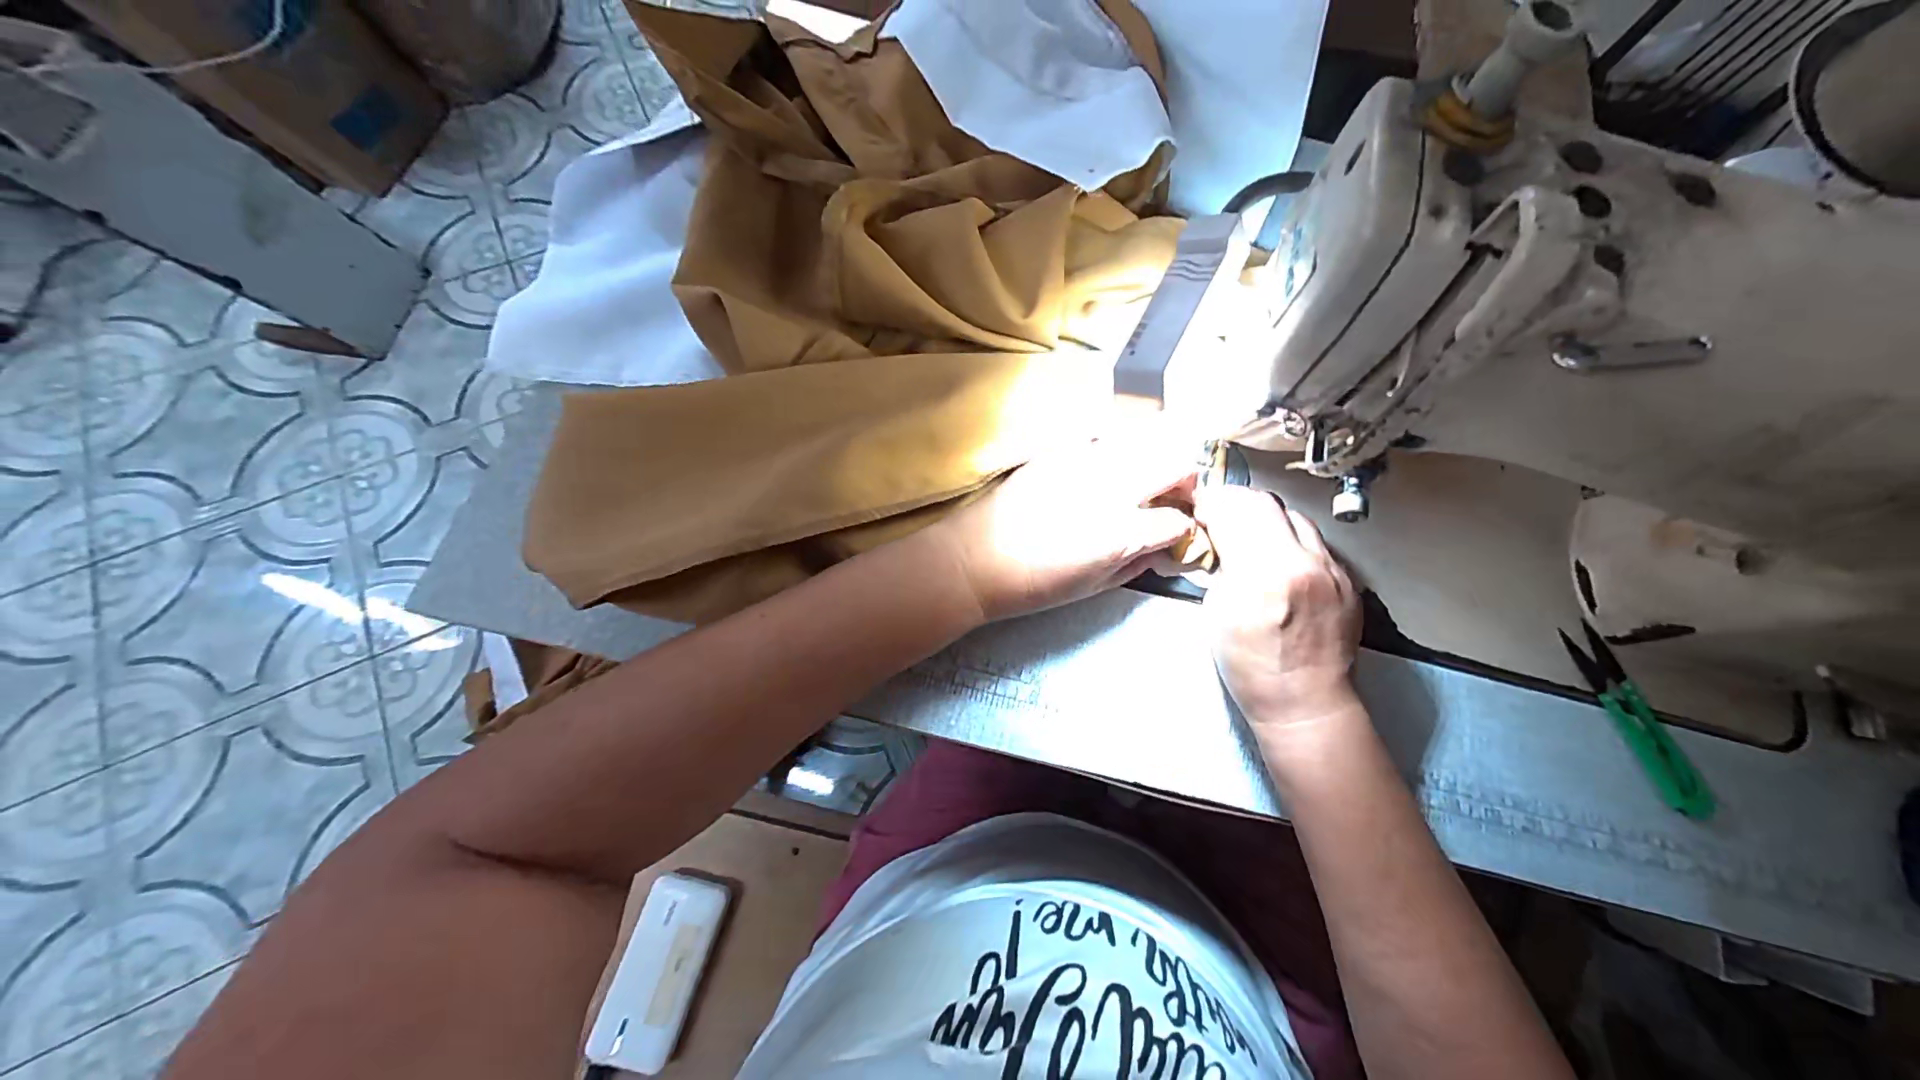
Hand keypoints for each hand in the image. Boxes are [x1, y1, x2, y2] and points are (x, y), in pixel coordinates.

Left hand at [918, 432, 1200, 623]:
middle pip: (1175, 463)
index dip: (1185, 528)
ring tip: (1142, 479)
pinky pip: (1103, 440)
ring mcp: (1084, 462)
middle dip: (1185, 479)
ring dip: (1154, 458)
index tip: (1178, 531)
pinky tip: (1102, 472)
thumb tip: (1161, 548)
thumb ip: (1136, 562)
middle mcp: (1110, 488)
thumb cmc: (1033, 585)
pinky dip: (1115, 452)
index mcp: (1121, 531)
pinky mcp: (1059, 450)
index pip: (1178, 519)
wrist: (974, 559)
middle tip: (1175, 495)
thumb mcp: (1093, 587)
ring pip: (1144, 440)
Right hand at [1193, 485, 1362, 734]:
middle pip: (1266, 502)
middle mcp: (1305, 563)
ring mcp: (1333, 569)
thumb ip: (1219, 567)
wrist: (1306, 702)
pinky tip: (1277, 561)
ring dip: (1266, 520)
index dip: (1211, 503)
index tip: (1199, 509)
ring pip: (1293, 516)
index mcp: (1265, 575)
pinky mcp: (1348, 577)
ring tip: (1249, 540)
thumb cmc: (1252, 668)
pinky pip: (1313, 541)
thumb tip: (1216, 537)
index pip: (1235, 509)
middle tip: (1219, 518)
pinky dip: (1289, 541)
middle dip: (1237, 504)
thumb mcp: (1216, 613)